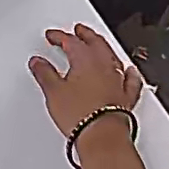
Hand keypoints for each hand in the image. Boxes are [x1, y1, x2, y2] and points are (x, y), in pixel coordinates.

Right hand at [29, 25, 143, 138]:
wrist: (102, 137)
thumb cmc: (81, 115)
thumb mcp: (54, 92)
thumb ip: (45, 73)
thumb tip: (38, 63)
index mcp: (85, 60)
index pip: (71, 41)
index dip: (60, 36)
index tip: (53, 35)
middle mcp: (104, 66)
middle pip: (95, 43)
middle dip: (85, 34)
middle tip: (78, 30)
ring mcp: (117, 81)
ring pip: (111, 56)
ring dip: (103, 47)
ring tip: (98, 43)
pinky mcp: (126, 97)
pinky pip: (130, 79)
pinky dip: (129, 72)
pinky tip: (129, 71)